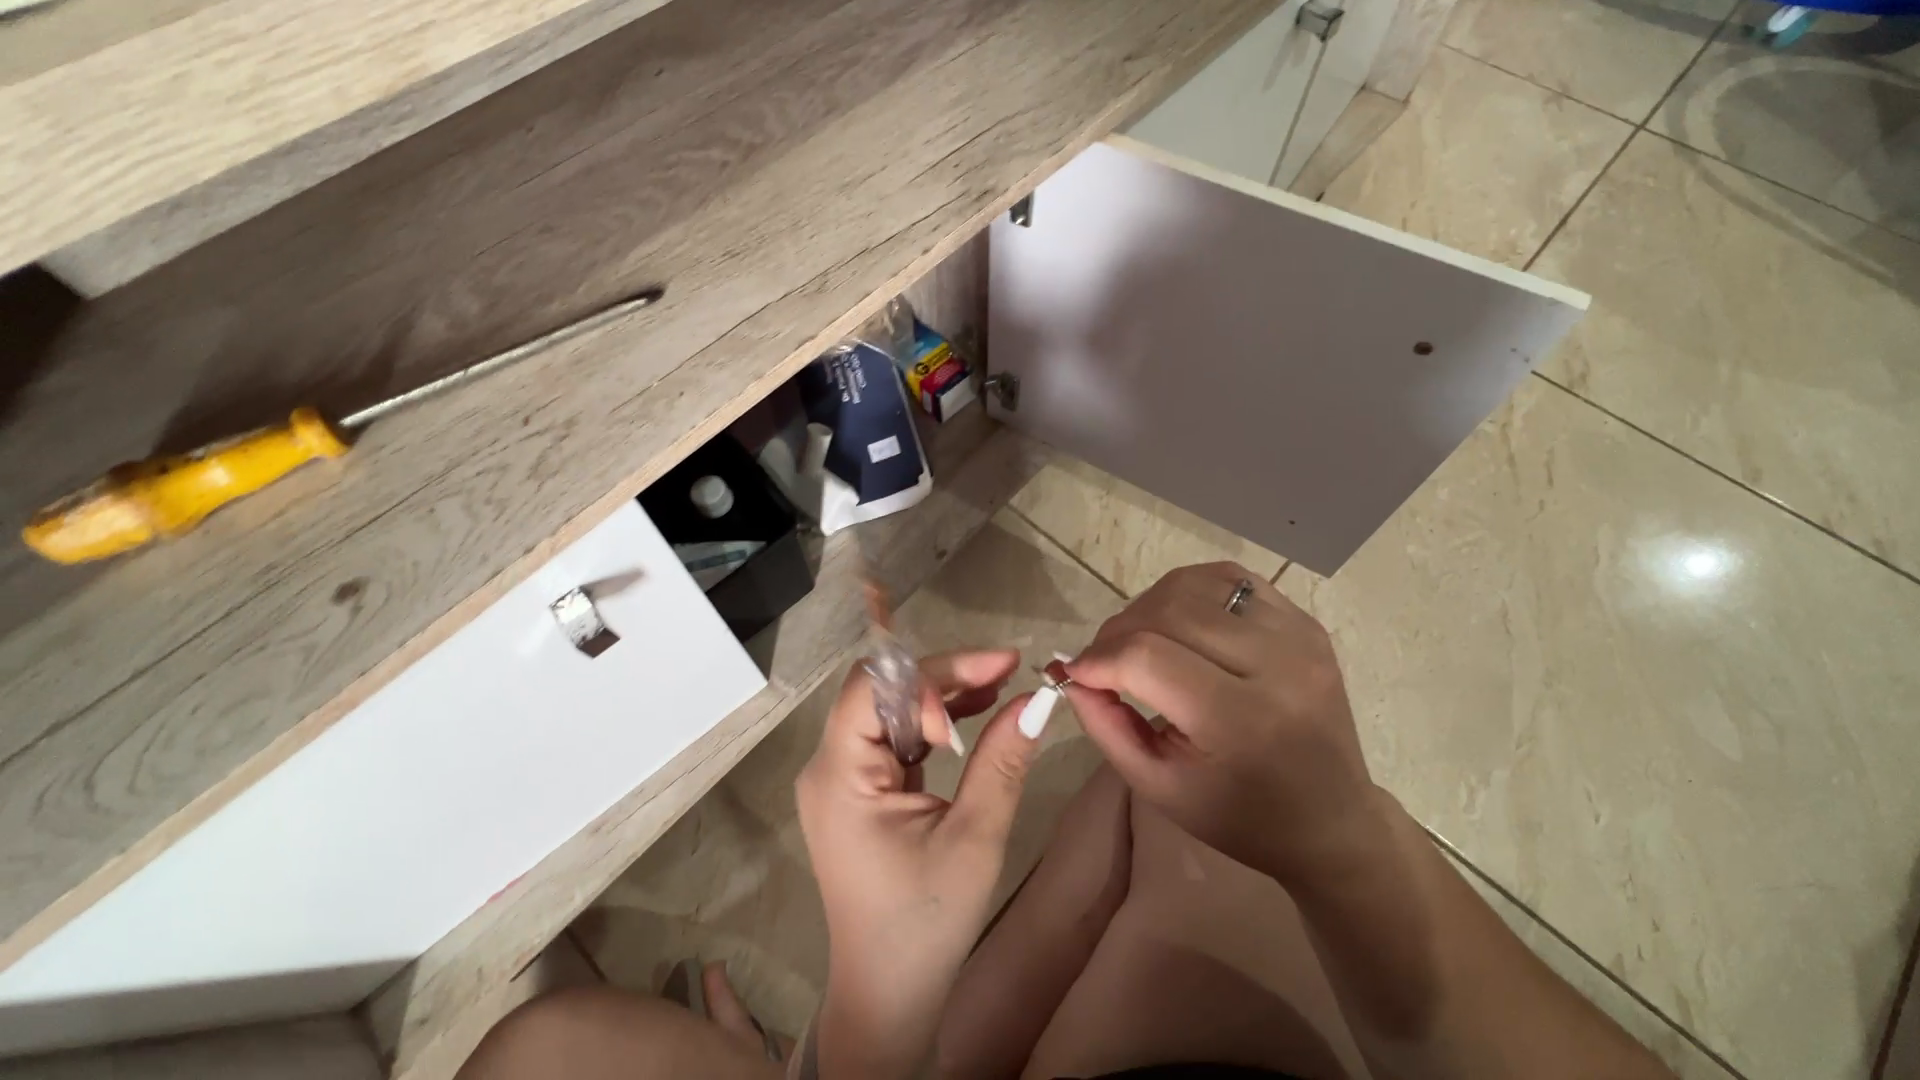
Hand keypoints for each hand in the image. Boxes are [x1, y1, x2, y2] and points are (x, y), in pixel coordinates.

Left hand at [795, 649, 1042, 1078]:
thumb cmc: (926, 921)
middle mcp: (829, 768)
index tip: (994, 673)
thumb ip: (1001, 761)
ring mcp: (842, 780)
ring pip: (890, 712)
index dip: (933, 671)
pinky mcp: (860, 794)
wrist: (889, 993)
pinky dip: (934, 725)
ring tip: (1002, 682)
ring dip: (943, 695)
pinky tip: (977, 714)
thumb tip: (1038, 699)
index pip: (874, 686)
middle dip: (944, 674)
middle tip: (1008, 667)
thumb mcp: (974, 838)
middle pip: (881, 693)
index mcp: (839, 775)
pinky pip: (894, 741)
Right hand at [1061, 563, 1385, 886]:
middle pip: (1169, 610)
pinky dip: (1191, 592)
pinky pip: (1232, 581)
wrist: (1330, 820)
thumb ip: (1106, 726)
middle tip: (1102, 660)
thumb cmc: (1240, 816)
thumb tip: (1070, 673)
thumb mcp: (1159, 787)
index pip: (1147, 658)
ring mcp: (1298, 637)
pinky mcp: (1306, 624)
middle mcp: (1277, 666)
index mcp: (1241, 722)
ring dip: (1151, 605)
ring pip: (1196, 585)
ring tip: (1139, 640)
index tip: (1075, 674)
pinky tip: (1179, 621)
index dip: (1098, 659)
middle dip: (1118, 630)